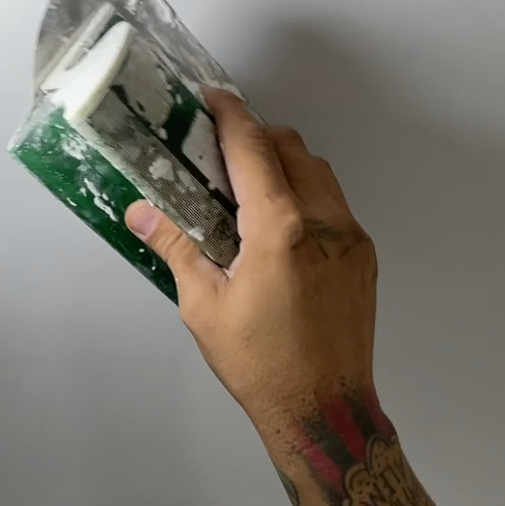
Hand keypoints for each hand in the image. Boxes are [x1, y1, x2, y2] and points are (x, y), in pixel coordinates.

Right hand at [127, 90, 376, 435]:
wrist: (324, 408)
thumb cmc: (259, 363)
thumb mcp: (203, 306)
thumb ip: (176, 247)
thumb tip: (140, 212)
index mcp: (280, 230)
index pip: (254, 151)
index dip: (232, 116)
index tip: (214, 97)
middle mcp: (324, 223)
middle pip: (293, 148)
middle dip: (257, 135)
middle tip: (221, 148)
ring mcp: (351, 239)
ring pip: (320, 172)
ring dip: (285, 162)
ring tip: (249, 183)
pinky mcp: (364, 257)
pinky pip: (335, 203)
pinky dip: (306, 192)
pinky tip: (280, 222)